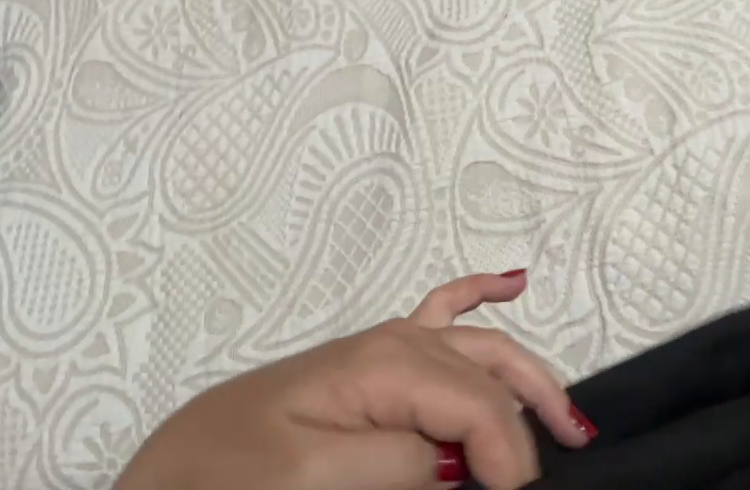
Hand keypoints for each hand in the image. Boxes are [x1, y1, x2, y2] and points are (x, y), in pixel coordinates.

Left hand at [116, 272, 593, 489]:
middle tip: (553, 470)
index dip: (507, 453)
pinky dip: (481, 290)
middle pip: (488, 373)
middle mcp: (401, 343)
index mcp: (388, 365)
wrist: (181, 462)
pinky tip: (514, 279)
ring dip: (529, 376)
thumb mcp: (311, 481)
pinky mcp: (382, 357)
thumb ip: (396, 461)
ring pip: (483, 347)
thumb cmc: (233, 471)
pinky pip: (444, 308)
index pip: (476, 403)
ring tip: (569, 419)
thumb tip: (454, 458)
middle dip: (528, 419)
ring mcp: (393, 345)